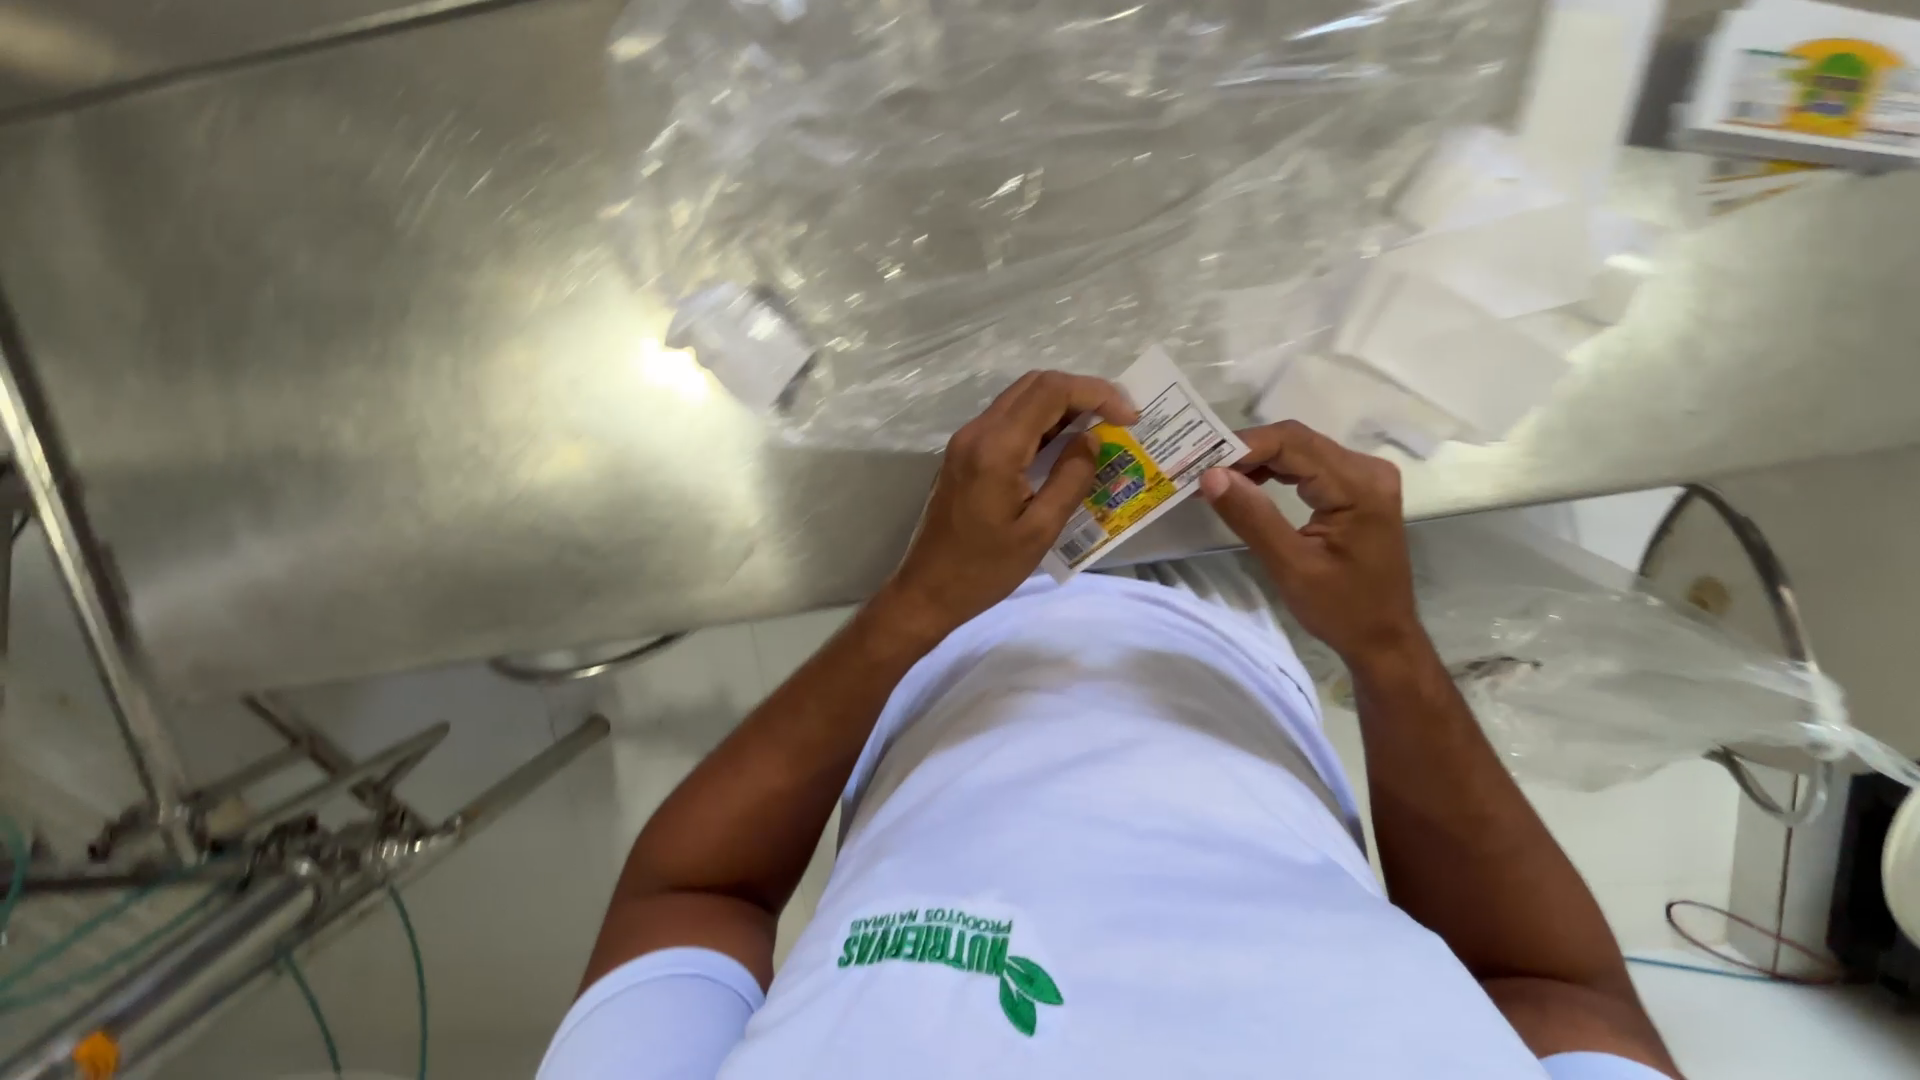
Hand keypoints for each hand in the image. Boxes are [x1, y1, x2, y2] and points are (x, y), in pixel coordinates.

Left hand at [877, 371, 1137, 641]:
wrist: (928, 589)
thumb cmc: (985, 569)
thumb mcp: (1040, 530)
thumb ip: (1070, 479)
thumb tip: (1091, 439)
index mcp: (996, 448)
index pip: (1051, 391)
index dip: (1096, 393)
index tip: (1128, 417)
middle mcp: (977, 432)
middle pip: (1035, 385)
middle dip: (1081, 394)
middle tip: (1117, 421)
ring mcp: (966, 441)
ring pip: (1020, 399)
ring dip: (1061, 406)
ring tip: (1098, 431)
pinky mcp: (964, 454)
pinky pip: (1008, 421)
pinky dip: (1041, 422)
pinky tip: (1063, 447)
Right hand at [1198, 420, 1421, 668]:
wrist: (1383, 637)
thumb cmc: (1341, 608)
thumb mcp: (1291, 566)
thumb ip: (1252, 517)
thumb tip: (1209, 475)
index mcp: (1358, 485)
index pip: (1292, 444)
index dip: (1242, 446)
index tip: (1198, 460)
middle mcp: (1367, 469)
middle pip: (1295, 441)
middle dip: (1243, 451)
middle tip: (1197, 467)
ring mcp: (1363, 477)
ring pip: (1298, 451)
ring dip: (1254, 461)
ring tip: (1212, 477)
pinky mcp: (1355, 489)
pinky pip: (1307, 467)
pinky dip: (1271, 472)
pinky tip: (1242, 484)